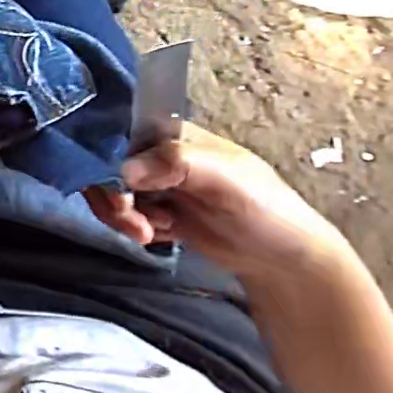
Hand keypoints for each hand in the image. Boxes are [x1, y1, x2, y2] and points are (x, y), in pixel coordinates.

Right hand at [87, 123, 360, 284]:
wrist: (282, 258)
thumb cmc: (261, 206)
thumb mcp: (223, 176)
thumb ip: (174, 162)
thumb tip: (123, 172)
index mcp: (171, 134)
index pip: (119, 138)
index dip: (109, 165)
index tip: (121, 196)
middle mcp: (158, 155)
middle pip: (109, 170)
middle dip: (115, 200)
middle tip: (135, 225)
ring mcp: (158, 185)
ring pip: (113, 195)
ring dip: (123, 218)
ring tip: (149, 234)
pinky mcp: (158, 212)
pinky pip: (126, 216)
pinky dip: (134, 229)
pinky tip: (158, 237)